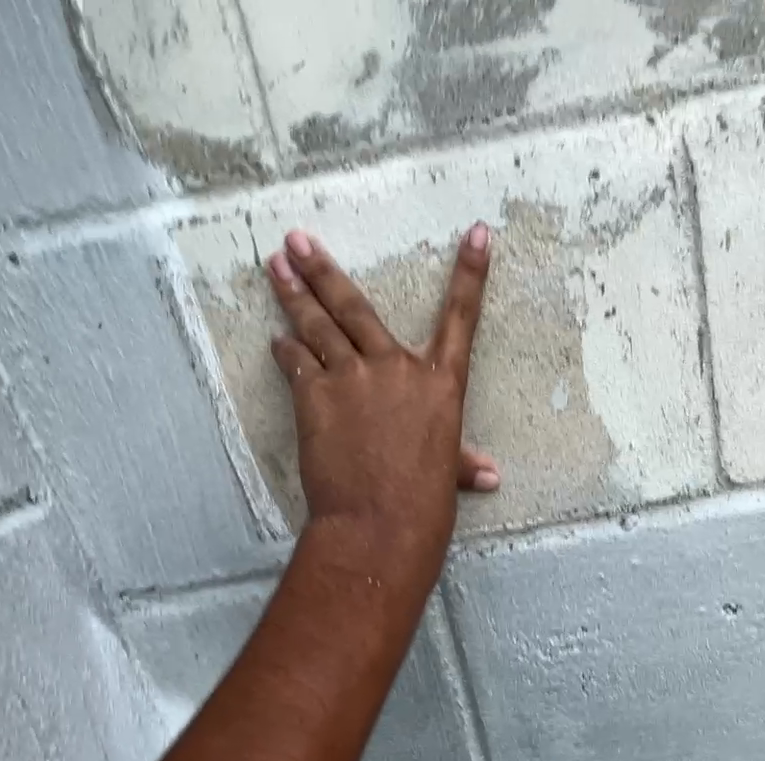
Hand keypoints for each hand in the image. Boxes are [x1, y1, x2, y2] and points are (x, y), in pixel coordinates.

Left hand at [266, 224, 499, 563]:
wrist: (380, 522)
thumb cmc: (424, 503)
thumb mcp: (448, 475)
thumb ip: (463, 463)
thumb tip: (490, 475)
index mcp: (440, 385)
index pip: (461, 318)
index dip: (471, 274)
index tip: (477, 234)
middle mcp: (397, 369)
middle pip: (356, 307)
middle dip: (324, 271)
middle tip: (298, 240)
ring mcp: (354, 378)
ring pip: (318, 326)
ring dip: (293, 294)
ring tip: (274, 265)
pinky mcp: (316, 396)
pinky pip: (297, 363)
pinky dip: (286, 351)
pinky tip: (276, 340)